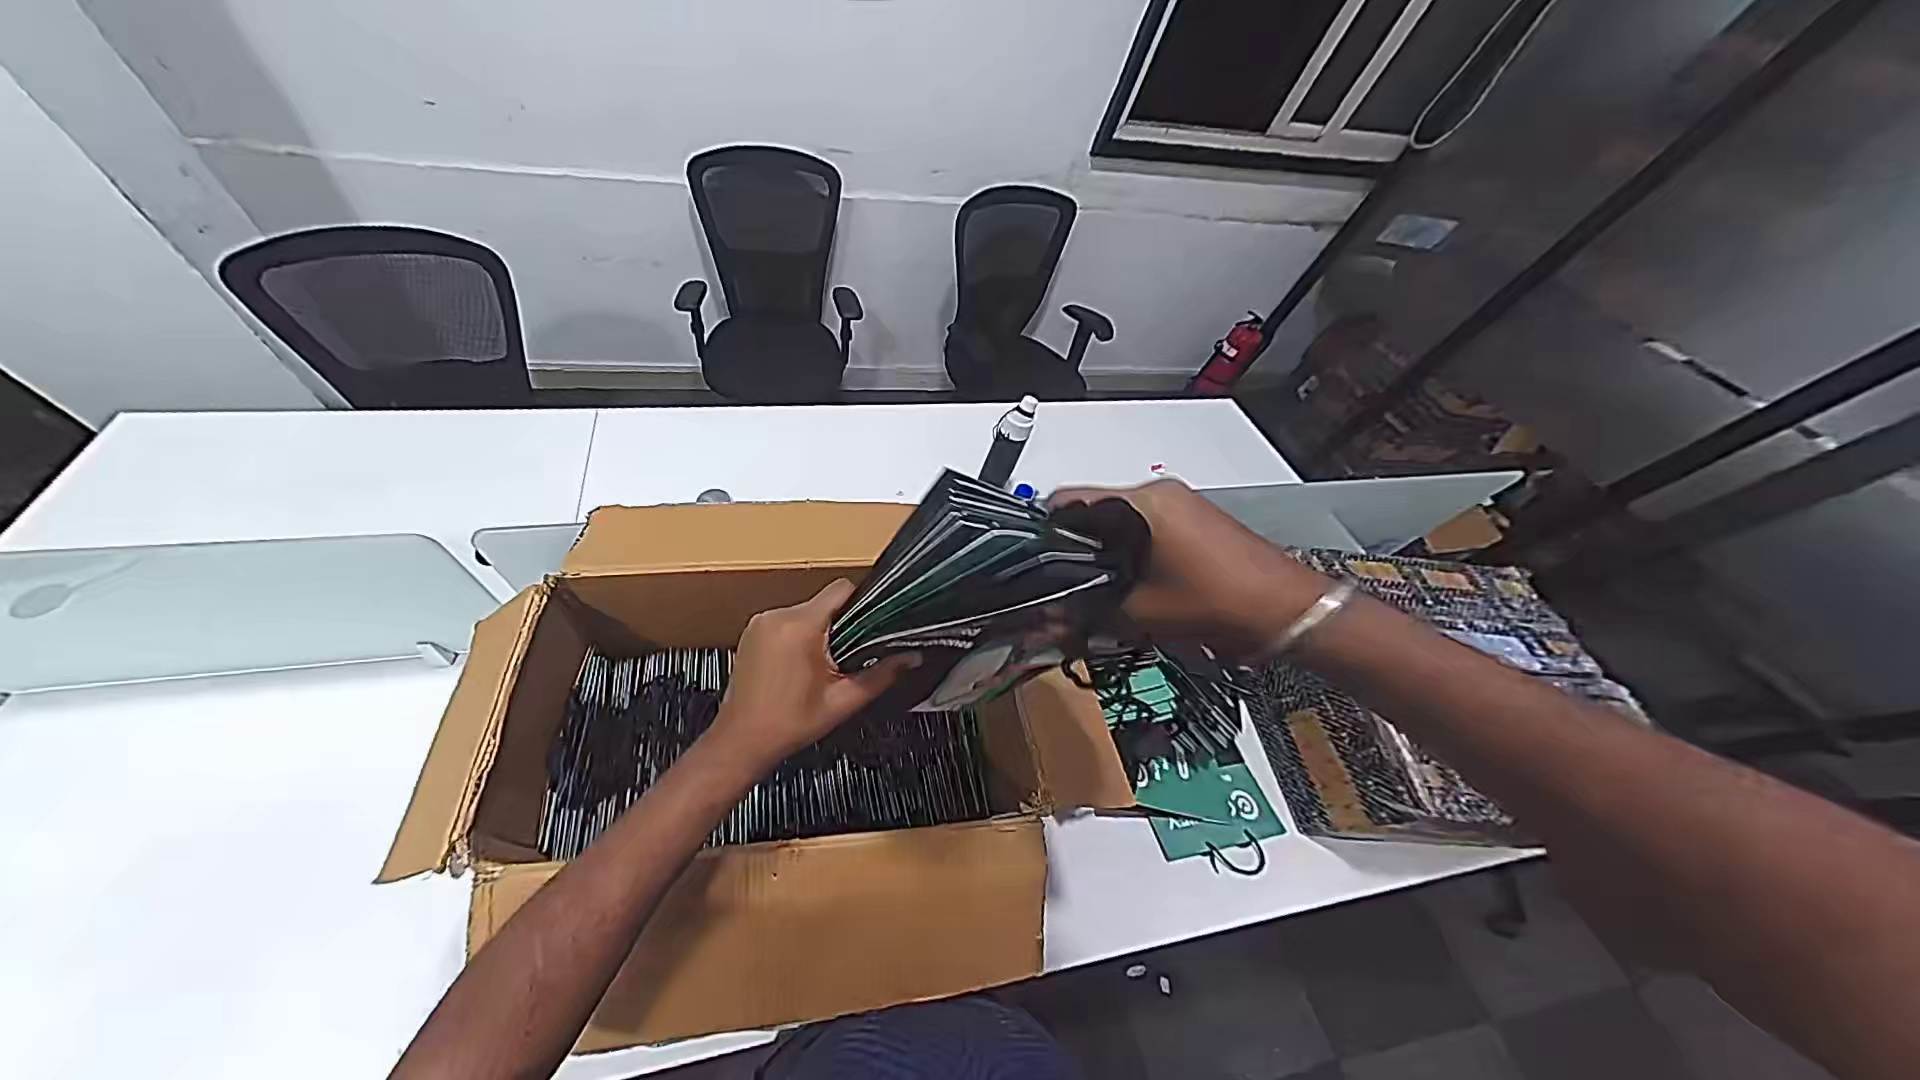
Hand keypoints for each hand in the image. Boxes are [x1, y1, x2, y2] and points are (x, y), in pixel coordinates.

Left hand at [706, 579, 918, 774]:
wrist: (742, 741)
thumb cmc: (787, 724)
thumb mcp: (844, 700)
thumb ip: (882, 674)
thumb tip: (911, 658)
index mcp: (800, 627)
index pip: (841, 589)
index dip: (861, 603)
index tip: (870, 624)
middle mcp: (776, 617)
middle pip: (825, 602)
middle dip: (840, 625)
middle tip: (845, 657)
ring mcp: (760, 622)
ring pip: (806, 611)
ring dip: (819, 631)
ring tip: (822, 665)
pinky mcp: (752, 631)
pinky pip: (787, 620)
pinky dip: (799, 635)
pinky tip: (801, 664)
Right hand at [1050, 479, 1331, 656]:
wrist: (1289, 611)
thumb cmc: (1219, 605)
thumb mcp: (1140, 614)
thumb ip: (1085, 612)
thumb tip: (1044, 620)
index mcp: (1140, 503)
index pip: (1067, 501)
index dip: (1042, 532)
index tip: (1031, 562)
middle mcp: (1157, 491)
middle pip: (1092, 510)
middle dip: (1074, 547)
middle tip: (1063, 583)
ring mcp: (1179, 502)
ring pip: (1117, 519)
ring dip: (1103, 549)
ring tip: (1098, 587)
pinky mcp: (1193, 517)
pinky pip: (1143, 525)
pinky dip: (1128, 549)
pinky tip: (1130, 581)